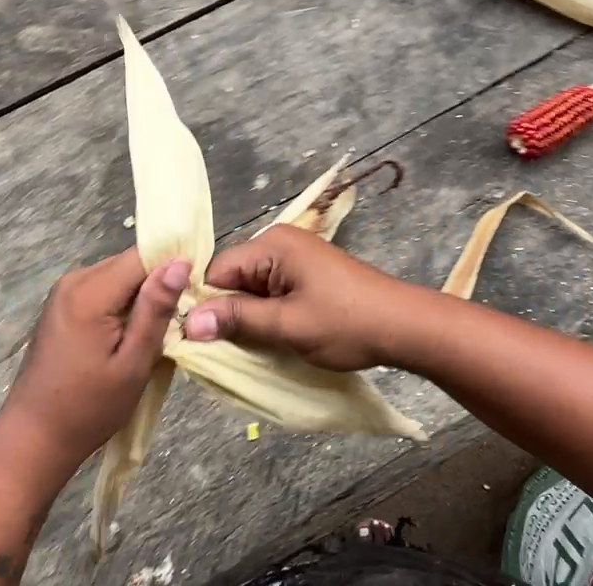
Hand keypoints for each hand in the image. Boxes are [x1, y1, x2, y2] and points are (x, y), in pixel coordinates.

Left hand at [0, 249, 188, 471]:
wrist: (34, 437)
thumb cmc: (88, 408)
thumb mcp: (133, 363)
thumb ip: (156, 309)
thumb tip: (181, 262)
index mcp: (90, 292)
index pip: (144, 255)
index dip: (172, 268)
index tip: (193, 296)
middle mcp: (74, 280)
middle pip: (130, 263)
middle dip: (156, 285)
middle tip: (176, 322)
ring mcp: (64, 291)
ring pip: (119, 275)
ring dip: (140, 297)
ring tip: (153, 333)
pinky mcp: (62, 304)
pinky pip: (103, 288)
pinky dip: (122, 304)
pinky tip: (127, 336)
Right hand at [181, 226, 436, 370]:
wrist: (405, 326)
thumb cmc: (347, 323)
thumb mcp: (287, 326)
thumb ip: (238, 320)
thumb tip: (188, 323)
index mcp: (273, 244)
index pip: (217, 270)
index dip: (205, 304)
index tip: (196, 340)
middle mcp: (280, 243)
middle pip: (233, 277)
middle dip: (227, 311)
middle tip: (223, 350)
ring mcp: (295, 258)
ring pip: (251, 288)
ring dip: (248, 317)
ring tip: (248, 347)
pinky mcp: (307, 274)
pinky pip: (271, 292)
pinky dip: (267, 315)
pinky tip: (271, 338)